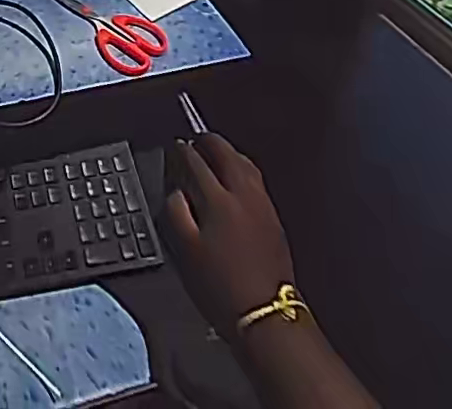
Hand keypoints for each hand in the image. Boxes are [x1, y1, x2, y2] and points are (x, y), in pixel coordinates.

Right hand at [163, 134, 295, 324]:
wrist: (266, 314)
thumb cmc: (223, 285)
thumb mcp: (186, 247)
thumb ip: (176, 211)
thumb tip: (176, 192)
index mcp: (219, 202)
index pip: (197, 163)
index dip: (184, 151)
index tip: (177, 146)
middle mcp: (244, 198)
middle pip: (227, 156)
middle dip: (210, 142)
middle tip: (198, 137)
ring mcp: (263, 207)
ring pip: (247, 166)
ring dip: (230, 152)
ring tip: (217, 150)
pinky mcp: (275, 220)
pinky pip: (257, 181)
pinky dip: (243, 168)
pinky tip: (237, 176)